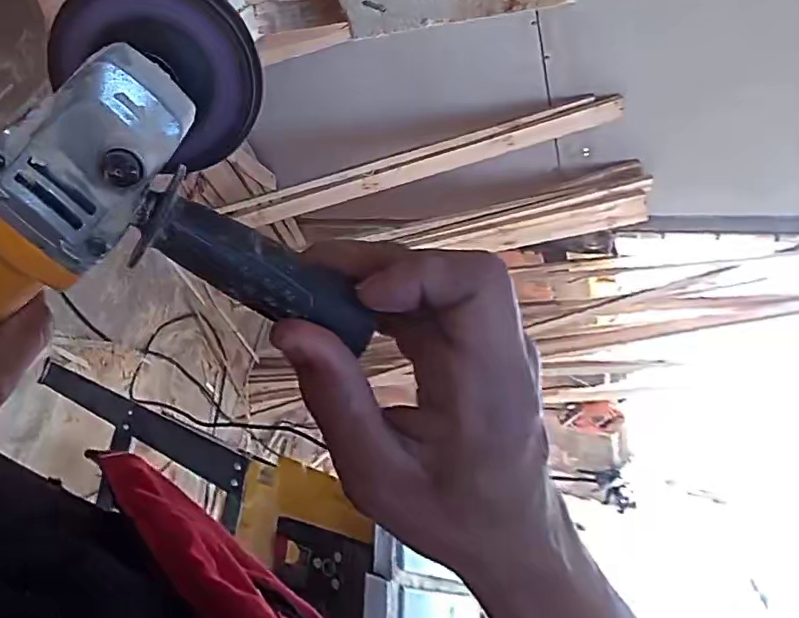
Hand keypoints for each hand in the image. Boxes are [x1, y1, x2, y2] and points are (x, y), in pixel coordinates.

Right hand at [272, 244, 627, 616]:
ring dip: (372, 272)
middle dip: (375, 264)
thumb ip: (335, 401)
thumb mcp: (378, 476)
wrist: (511, 536)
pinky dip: (381, 291)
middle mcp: (500, 344)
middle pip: (446, 268)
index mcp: (492, 380)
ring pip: (432, 272)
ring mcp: (488, 335)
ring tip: (316, 287)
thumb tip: (287, 328)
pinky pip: (425, 293)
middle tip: (309, 275)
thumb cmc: (450, 515)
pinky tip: (345, 309)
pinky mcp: (468, 334)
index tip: (362, 296)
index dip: (417, 273)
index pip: (477, 284)